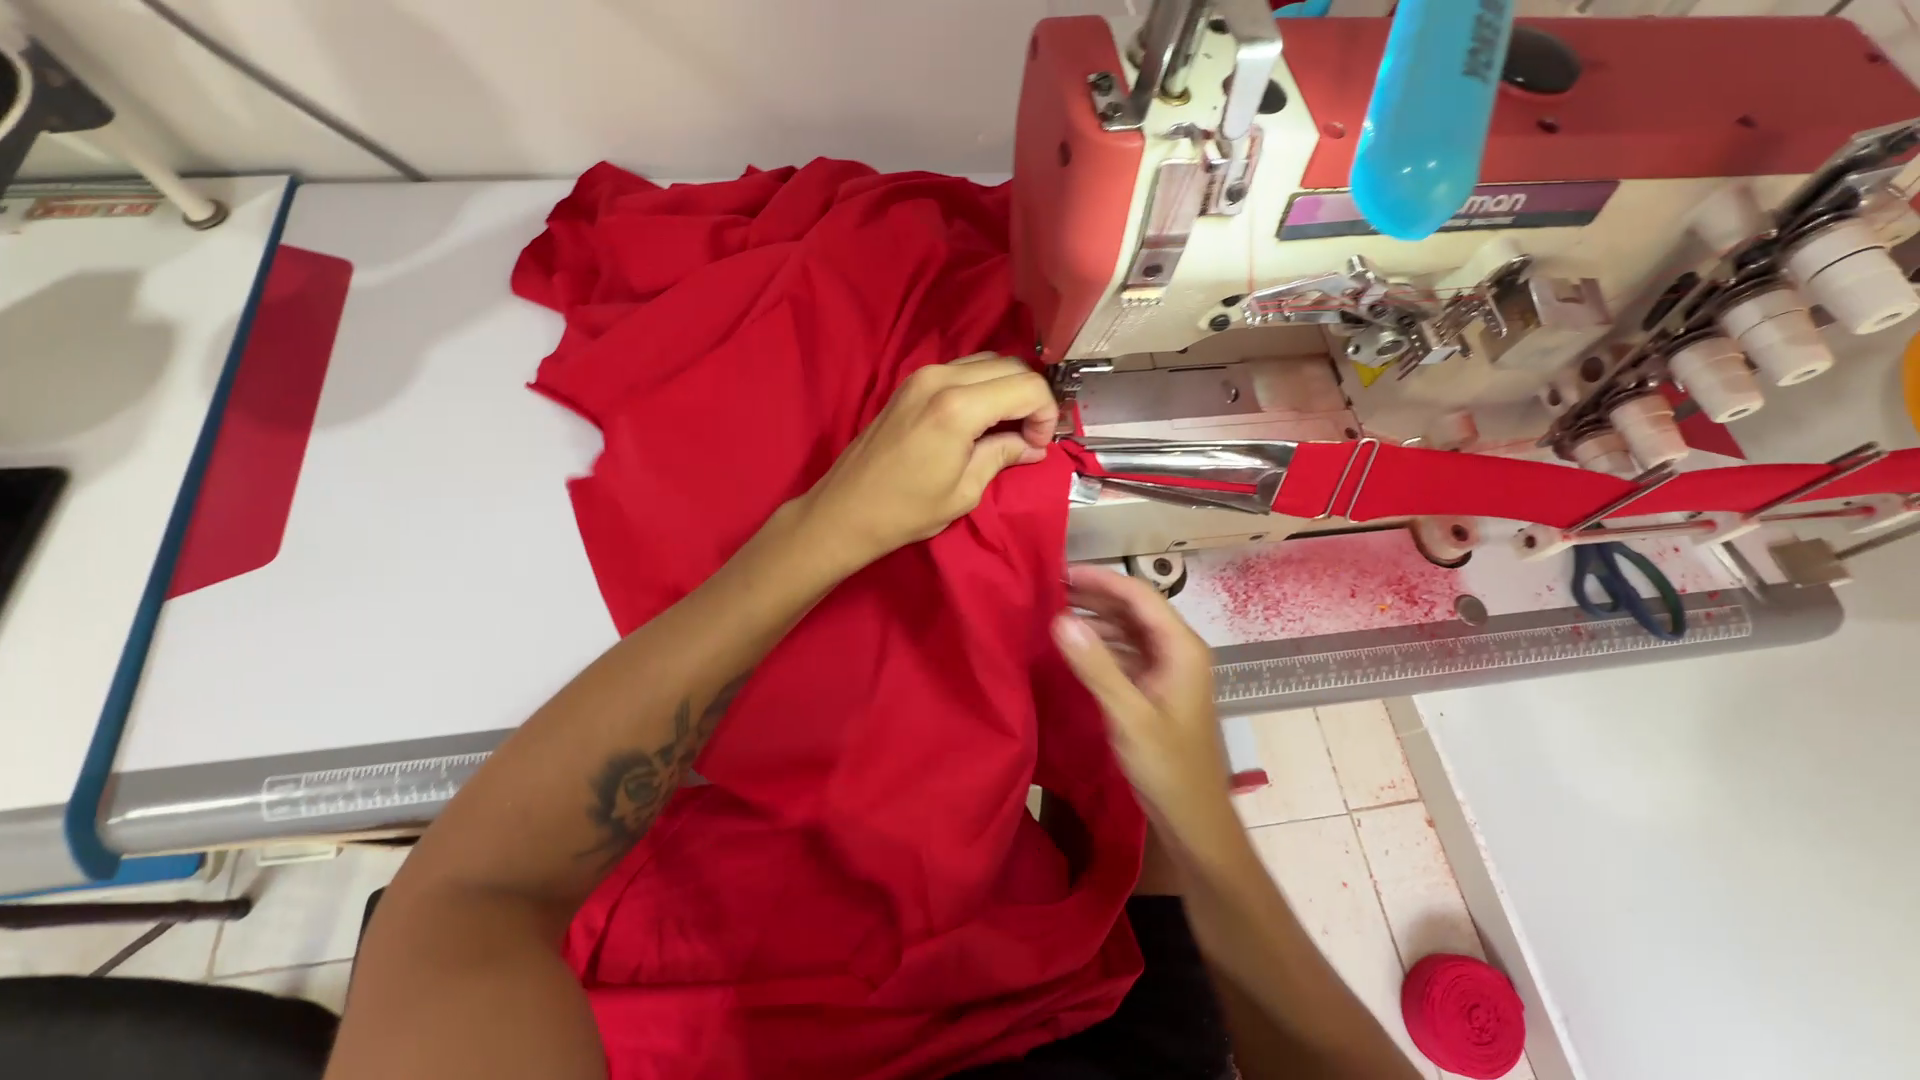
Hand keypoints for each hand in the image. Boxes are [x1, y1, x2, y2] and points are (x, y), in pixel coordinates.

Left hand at [801, 353, 1058, 565]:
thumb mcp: (964, 492)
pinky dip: (983, 387)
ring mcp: (922, 376)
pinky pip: (962, 370)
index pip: (1027, 387)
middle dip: (1030, 399)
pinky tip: (982, 420)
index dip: (1045, 415)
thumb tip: (1032, 447)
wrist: (845, 510)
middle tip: (1028, 439)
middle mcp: (941, 378)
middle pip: (1010, 367)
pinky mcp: (911, 383)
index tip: (1037, 446)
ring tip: (1007, 430)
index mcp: (958, 407)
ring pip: (987, 362)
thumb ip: (1002, 456)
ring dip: (1007, 390)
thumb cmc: (905, 510)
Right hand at [1052, 566, 1228, 830]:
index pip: (1140, 596)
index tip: (1060, 573)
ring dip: (1095, 620)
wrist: (1193, 817)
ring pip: (1128, 631)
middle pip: (1134, 609)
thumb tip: (1060, 619)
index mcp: (1182, 648)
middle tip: (1049, 590)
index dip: (1101, 580)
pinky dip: (1100, 646)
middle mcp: (1178, 651)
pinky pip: (1126, 654)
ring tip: (1053, 614)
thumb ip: (1096, 666)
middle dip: (1094, 596)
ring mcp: (1168, 670)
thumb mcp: (1128, 715)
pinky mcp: (1155, 688)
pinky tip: (1073, 648)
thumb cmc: (1167, 766)